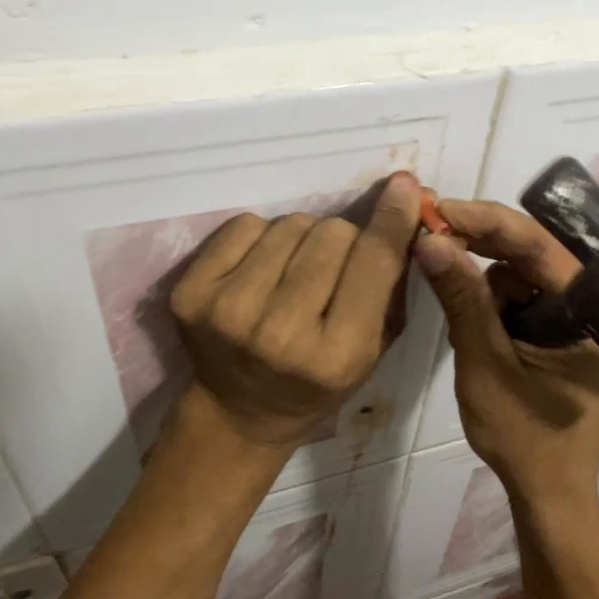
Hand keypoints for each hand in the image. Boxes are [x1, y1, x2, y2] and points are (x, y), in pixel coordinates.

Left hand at [168, 173, 421, 451]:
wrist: (241, 413)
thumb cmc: (321, 381)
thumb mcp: (374, 347)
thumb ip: (394, 281)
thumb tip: (407, 200)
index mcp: (337, 354)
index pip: (373, 260)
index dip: (392, 219)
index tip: (403, 186)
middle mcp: (281, 332)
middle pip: (332, 233)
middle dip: (342, 241)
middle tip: (333, 268)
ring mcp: (229, 312)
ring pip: (290, 224)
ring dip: (301, 239)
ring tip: (295, 272)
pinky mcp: (190, 294)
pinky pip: (244, 225)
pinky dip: (261, 238)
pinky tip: (260, 271)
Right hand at [412, 199, 598, 501]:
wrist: (549, 491)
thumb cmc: (523, 437)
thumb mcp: (485, 364)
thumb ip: (462, 299)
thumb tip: (430, 240)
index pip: (540, 247)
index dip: (485, 221)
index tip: (438, 209)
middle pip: (537, 254)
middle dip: (483, 248)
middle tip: (433, 239)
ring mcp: (592, 319)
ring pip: (529, 274)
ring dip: (490, 285)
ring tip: (467, 325)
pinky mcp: (574, 331)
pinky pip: (531, 297)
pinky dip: (500, 303)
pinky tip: (481, 329)